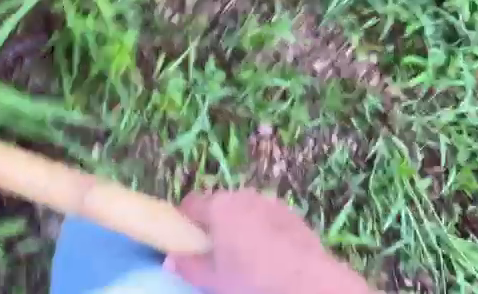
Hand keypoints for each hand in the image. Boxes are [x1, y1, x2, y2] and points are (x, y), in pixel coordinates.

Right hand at [166, 190, 371, 293]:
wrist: (306, 281)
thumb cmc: (252, 279)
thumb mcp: (215, 280)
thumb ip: (190, 267)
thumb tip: (170, 259)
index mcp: (218, 206)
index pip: (190, 203)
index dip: (183, 221)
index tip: (184, 241)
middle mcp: (241, 195)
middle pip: (218, 204)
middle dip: (213, 225)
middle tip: (215, 254)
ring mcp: (267, 201)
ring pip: (244, 209)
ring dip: (239, 226)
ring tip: (244, 257)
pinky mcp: (289, 212)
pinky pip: (266, 217)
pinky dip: (262, 230)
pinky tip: (269, 255)